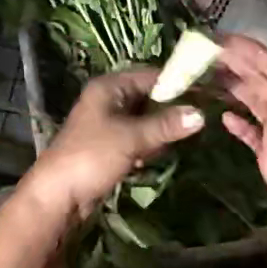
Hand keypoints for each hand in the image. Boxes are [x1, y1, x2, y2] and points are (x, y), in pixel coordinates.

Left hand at [18, 68, 205, 223]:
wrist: (59, 192)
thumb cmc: (92, 155)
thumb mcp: (131, 138)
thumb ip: (165, 125)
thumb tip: (200, 113)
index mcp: (108, 87)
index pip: (149, 75)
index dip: (176, 82)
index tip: (207, 93)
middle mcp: (107, 98)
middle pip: (148, 97)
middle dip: (170, 110)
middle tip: (198, 122)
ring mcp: (107, 121)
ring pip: (144, 119)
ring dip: (159, 132)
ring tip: (172, 143)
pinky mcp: (109, 143)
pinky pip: (137, 137)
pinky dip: (147, 145)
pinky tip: (151, 158)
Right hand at [213, 36, 266, 267]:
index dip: (251, 52)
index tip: (224, 38)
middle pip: (257, 80)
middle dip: (232, 62)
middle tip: (201, 48)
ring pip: (250, 101)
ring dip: (230, 86)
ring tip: (202, 73)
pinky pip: (249, 134)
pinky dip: (236, 124)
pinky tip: (222, 116)